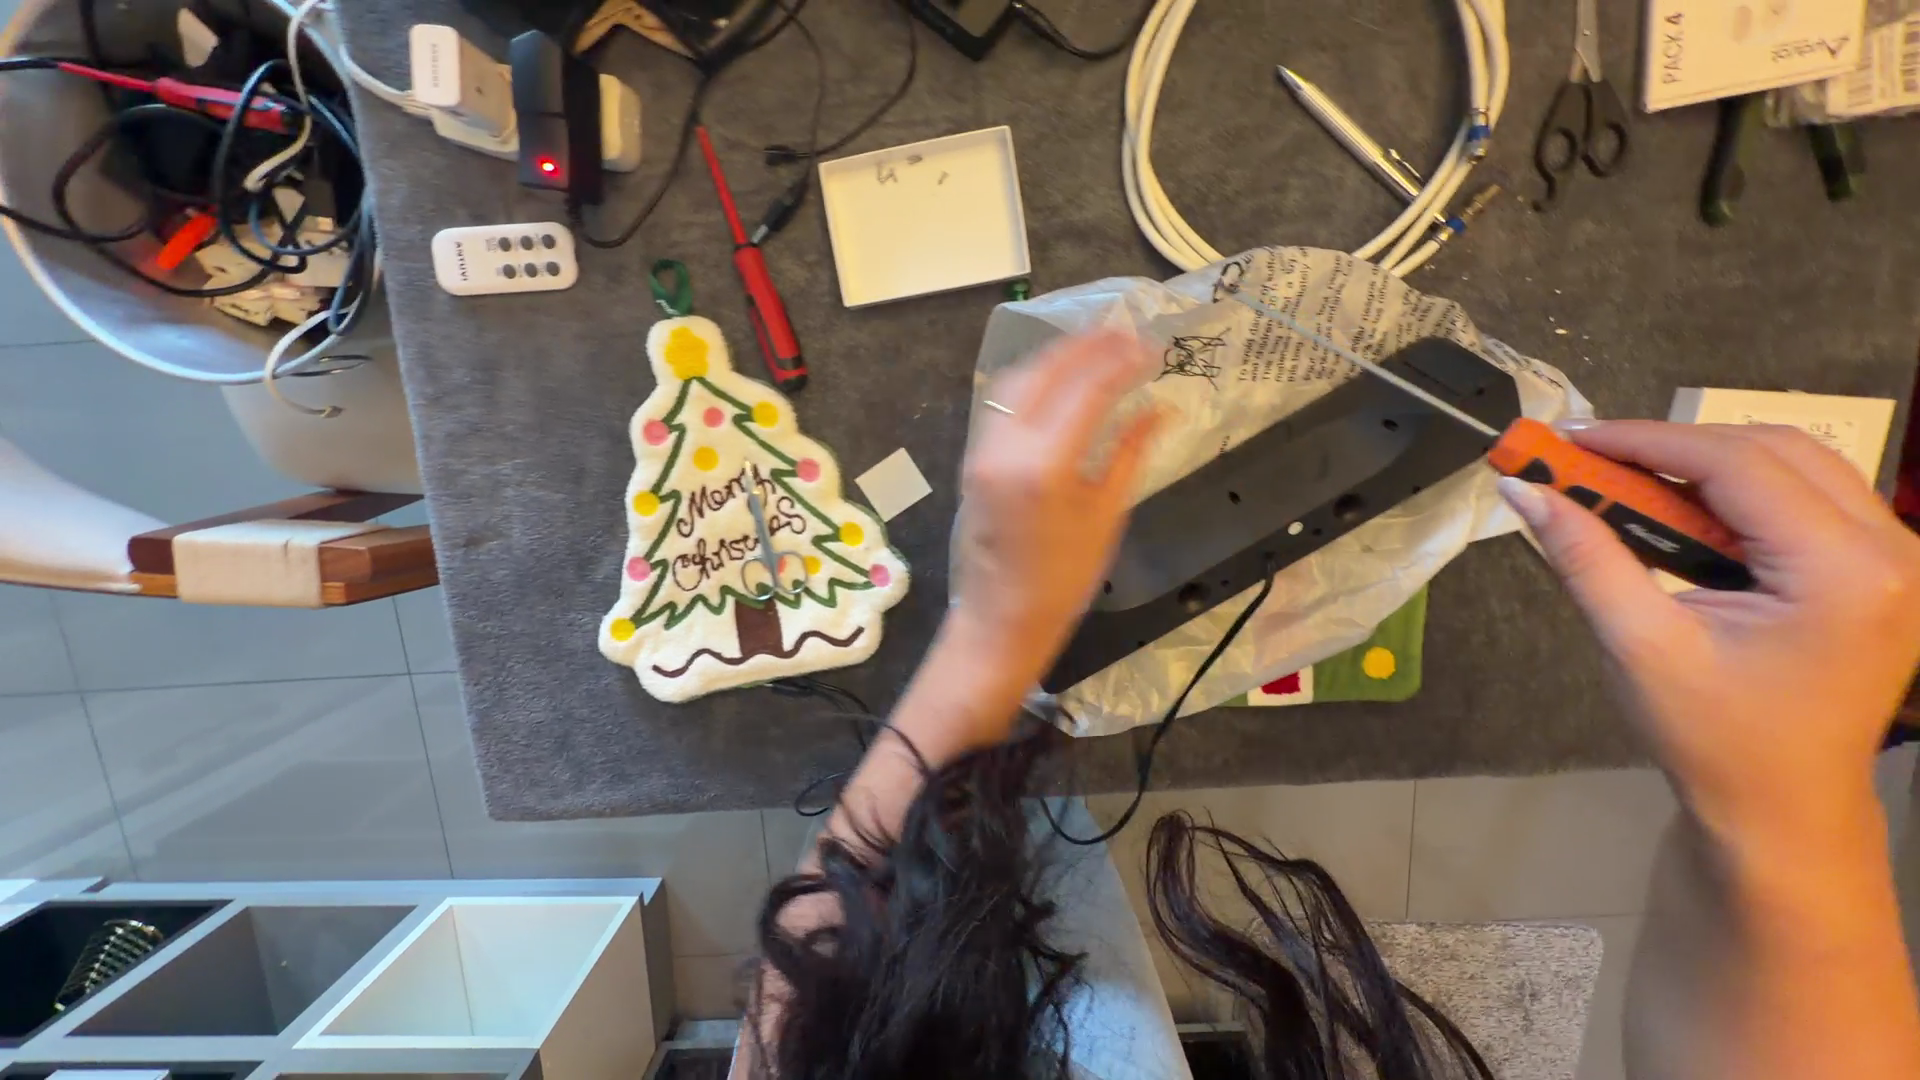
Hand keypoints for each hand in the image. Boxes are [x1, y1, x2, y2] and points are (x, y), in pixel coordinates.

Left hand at [947, 331, 1159, 690]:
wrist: (1001, 617)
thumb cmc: (1065, 578)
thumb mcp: (1107, 515)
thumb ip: (1131, 452)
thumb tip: (1160, 407)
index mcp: (1047, 465)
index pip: (1088, 389)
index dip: (1122, 361)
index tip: (1151, 347)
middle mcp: (1007, 446)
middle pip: (1046, 371)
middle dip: (1087, 345)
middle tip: (1125, 331)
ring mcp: (983, 450)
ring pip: (1017, 380)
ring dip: (1056, 356)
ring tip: (1095, 345)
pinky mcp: (974, 457)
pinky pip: (1003, 402)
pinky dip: (1033, 380)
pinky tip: (1060, 378)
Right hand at [1499, 421, 1919, 847]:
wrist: (1780, 801)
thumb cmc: (1709, 732)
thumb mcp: (1636, 643)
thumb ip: (1583, 557)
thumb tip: (1523, 492)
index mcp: (1843, 572)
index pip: (1738, 465)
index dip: (1646, 440)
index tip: (1567, 438)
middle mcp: (1890, 551)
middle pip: (1775, 449)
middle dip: (1671, 443)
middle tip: (1587, 456)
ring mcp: (1893, 559)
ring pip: (1795, 463)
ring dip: (1701, 461)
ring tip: (1621, 478)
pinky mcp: (1873, 570)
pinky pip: (1801, 496)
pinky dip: (1729, 488)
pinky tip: (1676, 509)